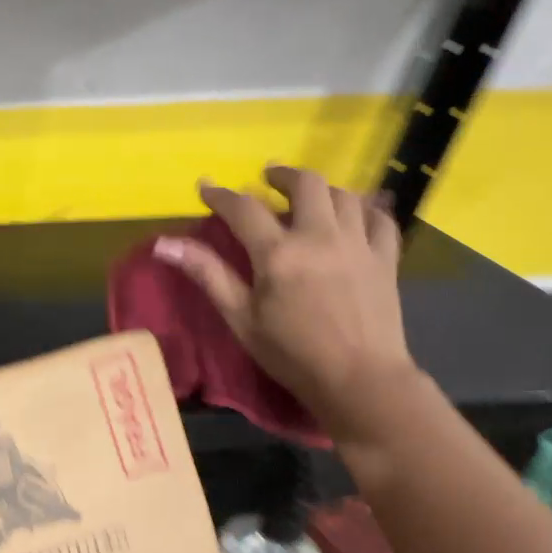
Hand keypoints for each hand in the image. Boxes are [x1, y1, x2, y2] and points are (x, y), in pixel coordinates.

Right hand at [152, 165, 418, 432]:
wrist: (358, 377)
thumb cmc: (289, 353)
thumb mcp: (239, 317)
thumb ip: (207, 274)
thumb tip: (165, 244)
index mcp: (278, 253)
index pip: (244, 209)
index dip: (221, 195)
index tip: (206, 188)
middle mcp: (320, 236)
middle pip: (306, 184)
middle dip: (282, 175)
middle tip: (267, 179)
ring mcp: (358, 242)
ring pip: (344, 194)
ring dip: (321, 189)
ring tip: (307, 197)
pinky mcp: (386, 256)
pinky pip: (378, 216)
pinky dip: (362, 208)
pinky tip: (352, 216)